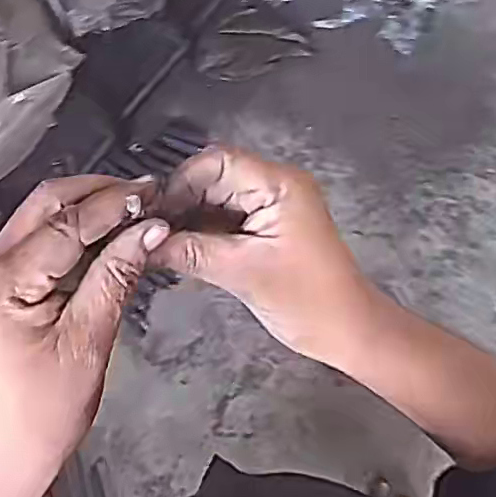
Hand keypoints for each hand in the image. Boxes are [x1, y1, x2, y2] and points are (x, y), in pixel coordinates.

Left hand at [0, 175, 169, 496]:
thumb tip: (151, 228)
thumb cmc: (47, 409)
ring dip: (89, 203)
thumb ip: (116, 277)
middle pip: (47, 203)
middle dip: (98, 191)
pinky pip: (44, 234)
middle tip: (147, 191)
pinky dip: (79, 225)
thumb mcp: (87, 343)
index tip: (153, 195)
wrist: (10, 447)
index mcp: (3, 281)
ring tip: (136, 203)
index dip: (111, 205)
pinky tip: (110, 226)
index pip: (65, 225)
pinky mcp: (6, 275)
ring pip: (45, 212)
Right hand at [152, 147, 377, 362]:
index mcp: (279, 185)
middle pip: (212, 176)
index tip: (157, 209)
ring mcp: (268, 204)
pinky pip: (220, 215)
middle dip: (180, 200)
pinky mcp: (262, 224)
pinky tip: (178, 245)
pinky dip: (198, 229)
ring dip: (186, 216)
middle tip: (151, 226)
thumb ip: (190, 252)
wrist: (349, 335)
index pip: (217, 161)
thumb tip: (146, 243)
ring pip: (212, 196)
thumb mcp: (243, 274)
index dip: (181, 181)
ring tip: (160, 238)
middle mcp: (274, 185)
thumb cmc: (311, 303)